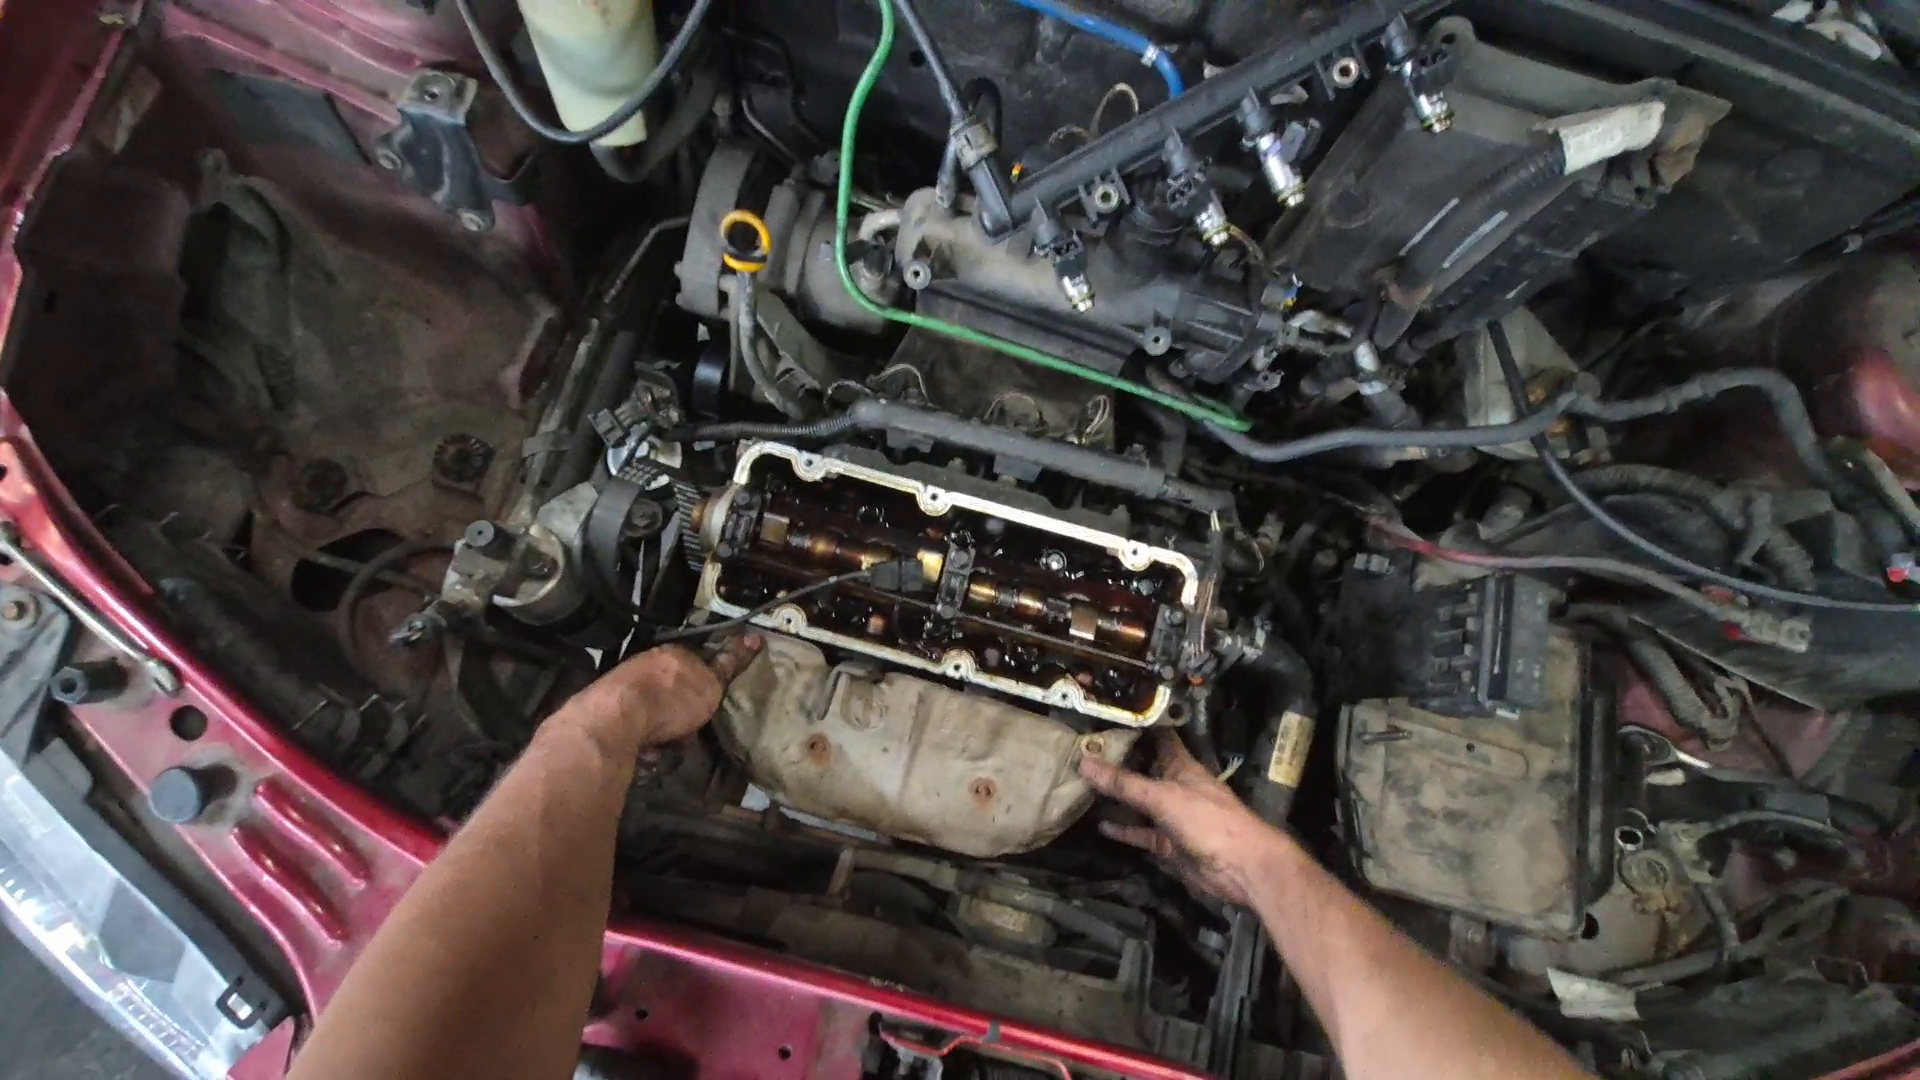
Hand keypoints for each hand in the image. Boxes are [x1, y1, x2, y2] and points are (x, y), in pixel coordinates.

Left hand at [570, 634, 763, 750]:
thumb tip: (756, 637)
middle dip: (681, 709)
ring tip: (666, 746)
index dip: (706, 683)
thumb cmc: (671, 699)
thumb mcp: (712, 684)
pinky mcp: (604, 709)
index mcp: (673, 652)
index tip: (708, 702)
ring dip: (661, 727)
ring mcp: (622, 685)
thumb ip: (731, 663)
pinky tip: (646, 751)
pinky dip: (641, 737)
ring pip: (652, 708)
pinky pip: (633, 724)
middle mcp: (646, 663)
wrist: (616, 719)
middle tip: (689, 730)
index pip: (697, 660)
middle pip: (672, 687)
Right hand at [1078, 730, 1289, 905]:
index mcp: (1181, 766)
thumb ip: (1124, 783)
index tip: (1108, 714)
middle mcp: (1175, 786)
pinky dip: (1123, 830)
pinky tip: (1101, 824)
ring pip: (1139, 802)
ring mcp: (1172, 816)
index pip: (1158, 736)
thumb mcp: (1163, 796)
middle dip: (1118, 761)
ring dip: (1117, 796)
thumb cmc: (1209, 820)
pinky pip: (1141, 832)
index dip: (1138, 725)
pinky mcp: (1168, 843)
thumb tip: (1084, 763)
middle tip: (1083, 749)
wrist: (1241, 869)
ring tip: (1083, 784)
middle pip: (1143, 768)